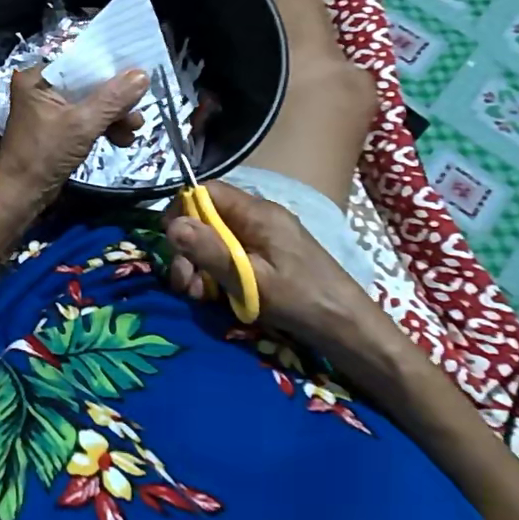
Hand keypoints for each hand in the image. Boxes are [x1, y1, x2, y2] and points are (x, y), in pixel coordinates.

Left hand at [0, 67, 148, 211]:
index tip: (139, 75)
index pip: (81, 61)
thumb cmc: (44, 154)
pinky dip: (104, 127)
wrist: (21, 195)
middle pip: (89, 83)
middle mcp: (42, 87)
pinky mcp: (57, 128)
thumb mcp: (82, 124)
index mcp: (38, 76)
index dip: (111, 67)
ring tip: (134, 130)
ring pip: (91, 103)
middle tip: (138, 110)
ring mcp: (50, 109)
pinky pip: (87, 119)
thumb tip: (142, 75)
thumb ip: (113, 99)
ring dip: (114, 115)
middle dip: (117, 99)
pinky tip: (122, 139)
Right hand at [165, 181, 379, 351]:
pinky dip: (220, 274)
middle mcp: (260, 217)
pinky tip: (218, 297)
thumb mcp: (250, 279)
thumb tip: (171, 225)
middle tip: (185, 285)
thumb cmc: (300, 300)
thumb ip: (211, 251)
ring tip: (200, 296)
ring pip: (218, 240)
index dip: (182, 211)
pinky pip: (234, 255)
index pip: (207, 191)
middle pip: (209, 219)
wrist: (347, 328)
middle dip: (190, 249)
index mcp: (258, 213)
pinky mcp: (270, 257)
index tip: (171, 244)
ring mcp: (266, 237)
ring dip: (202, 266)